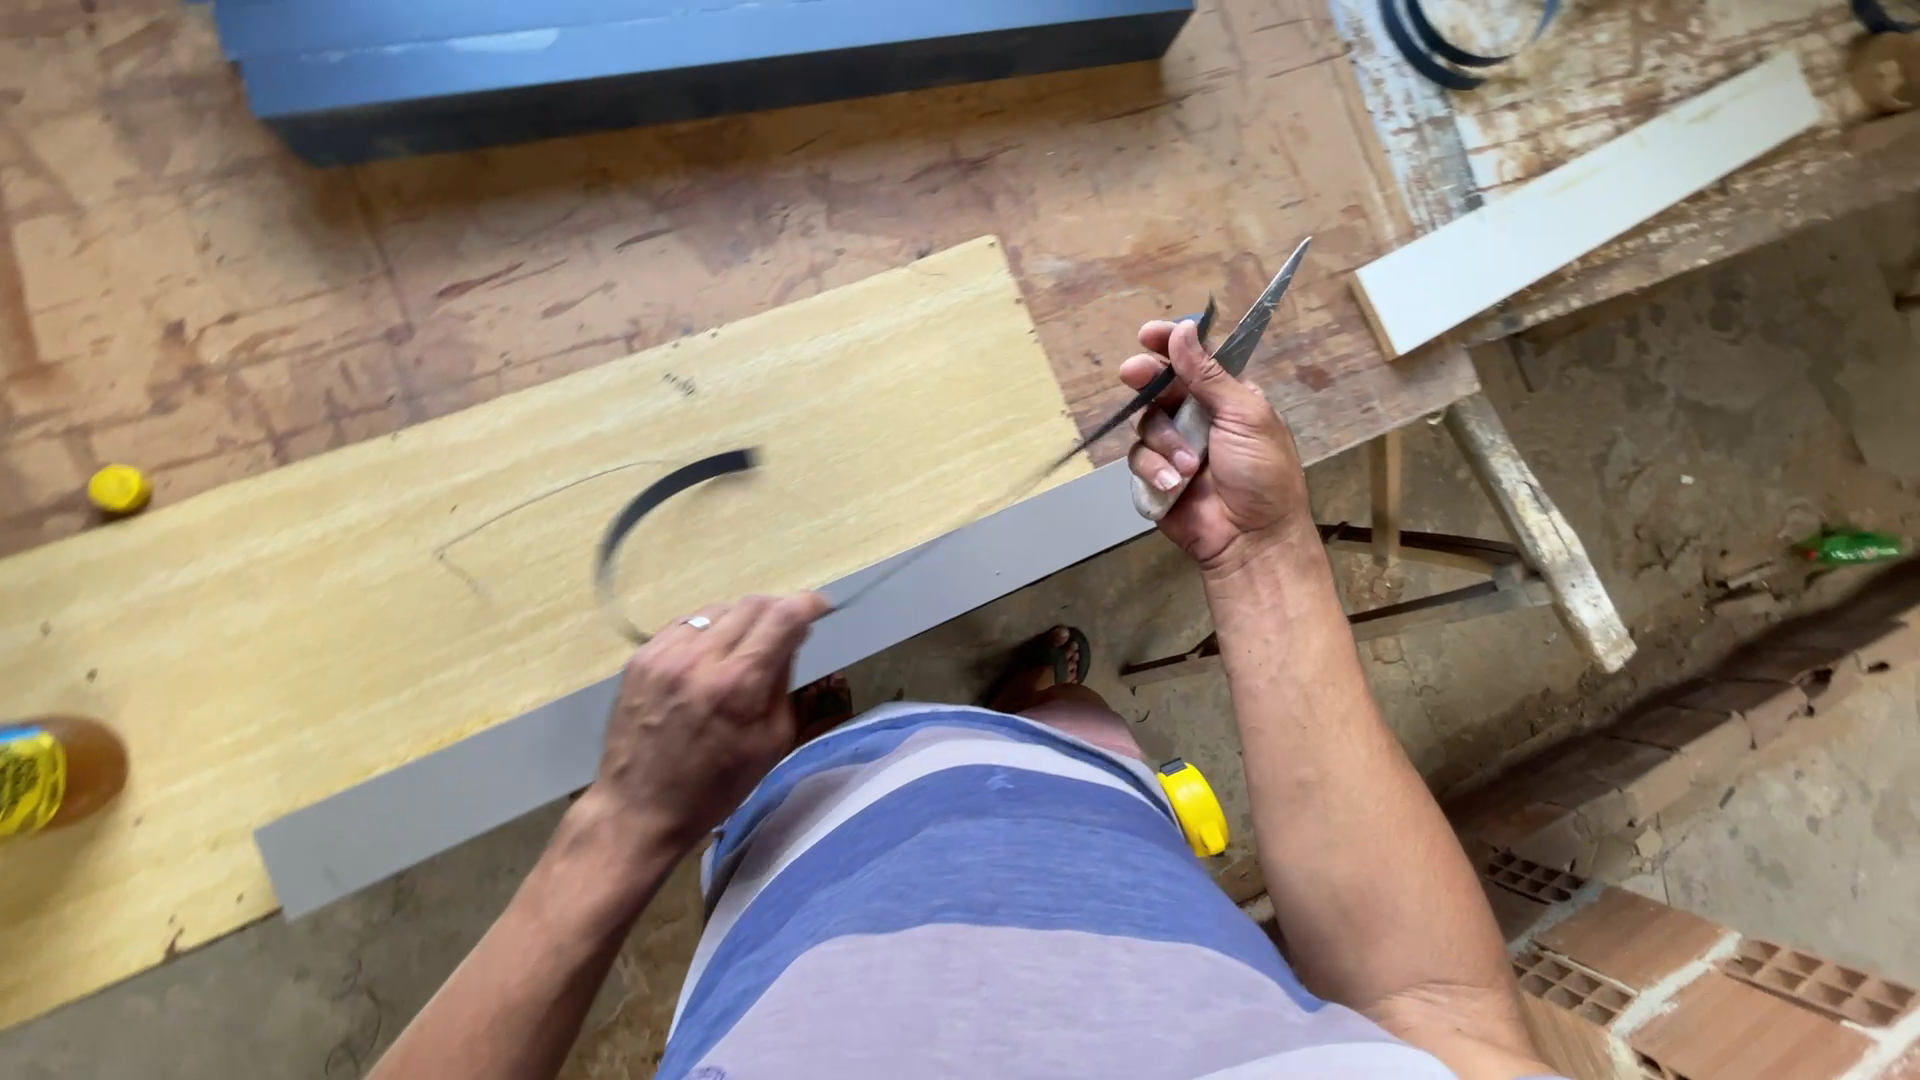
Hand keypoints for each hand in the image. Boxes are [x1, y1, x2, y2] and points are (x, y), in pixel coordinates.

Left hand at [586, 592, 831, 853]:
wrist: (638, 810)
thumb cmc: (716, 787)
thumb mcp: (772, 742)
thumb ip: (784, 682)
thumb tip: (791, 639)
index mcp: (740, 684)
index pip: (784, 617)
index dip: (809, 604)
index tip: (820, 607)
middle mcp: (702, 659)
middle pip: (754, 604)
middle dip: (779, 611)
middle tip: (785, 632)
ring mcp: (665, 655)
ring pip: (720, 609)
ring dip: (742, 621)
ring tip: (743, 649)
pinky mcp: (641, 658)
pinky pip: (687, 624)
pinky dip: (708, 633)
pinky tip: (707, 659)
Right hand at [1120, 319, 1310, 573]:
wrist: (1251, 537)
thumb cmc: (1263, 474)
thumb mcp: (1245, 415)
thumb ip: (1209, 375)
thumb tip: (1183, 330)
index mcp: (1225, 398)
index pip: (1192, 361)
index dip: (1169, 344)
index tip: (1149, 335)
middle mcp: (1196, 417)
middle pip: (1158, 386)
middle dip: (1146, 380)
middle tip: (1133, 373)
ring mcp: (1173, 447)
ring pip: (1145, 424)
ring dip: (1164, 442)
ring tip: (1190, 466)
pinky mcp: (1155, 476)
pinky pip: (1138, 459)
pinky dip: (1155, 471)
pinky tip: (1176, 485)